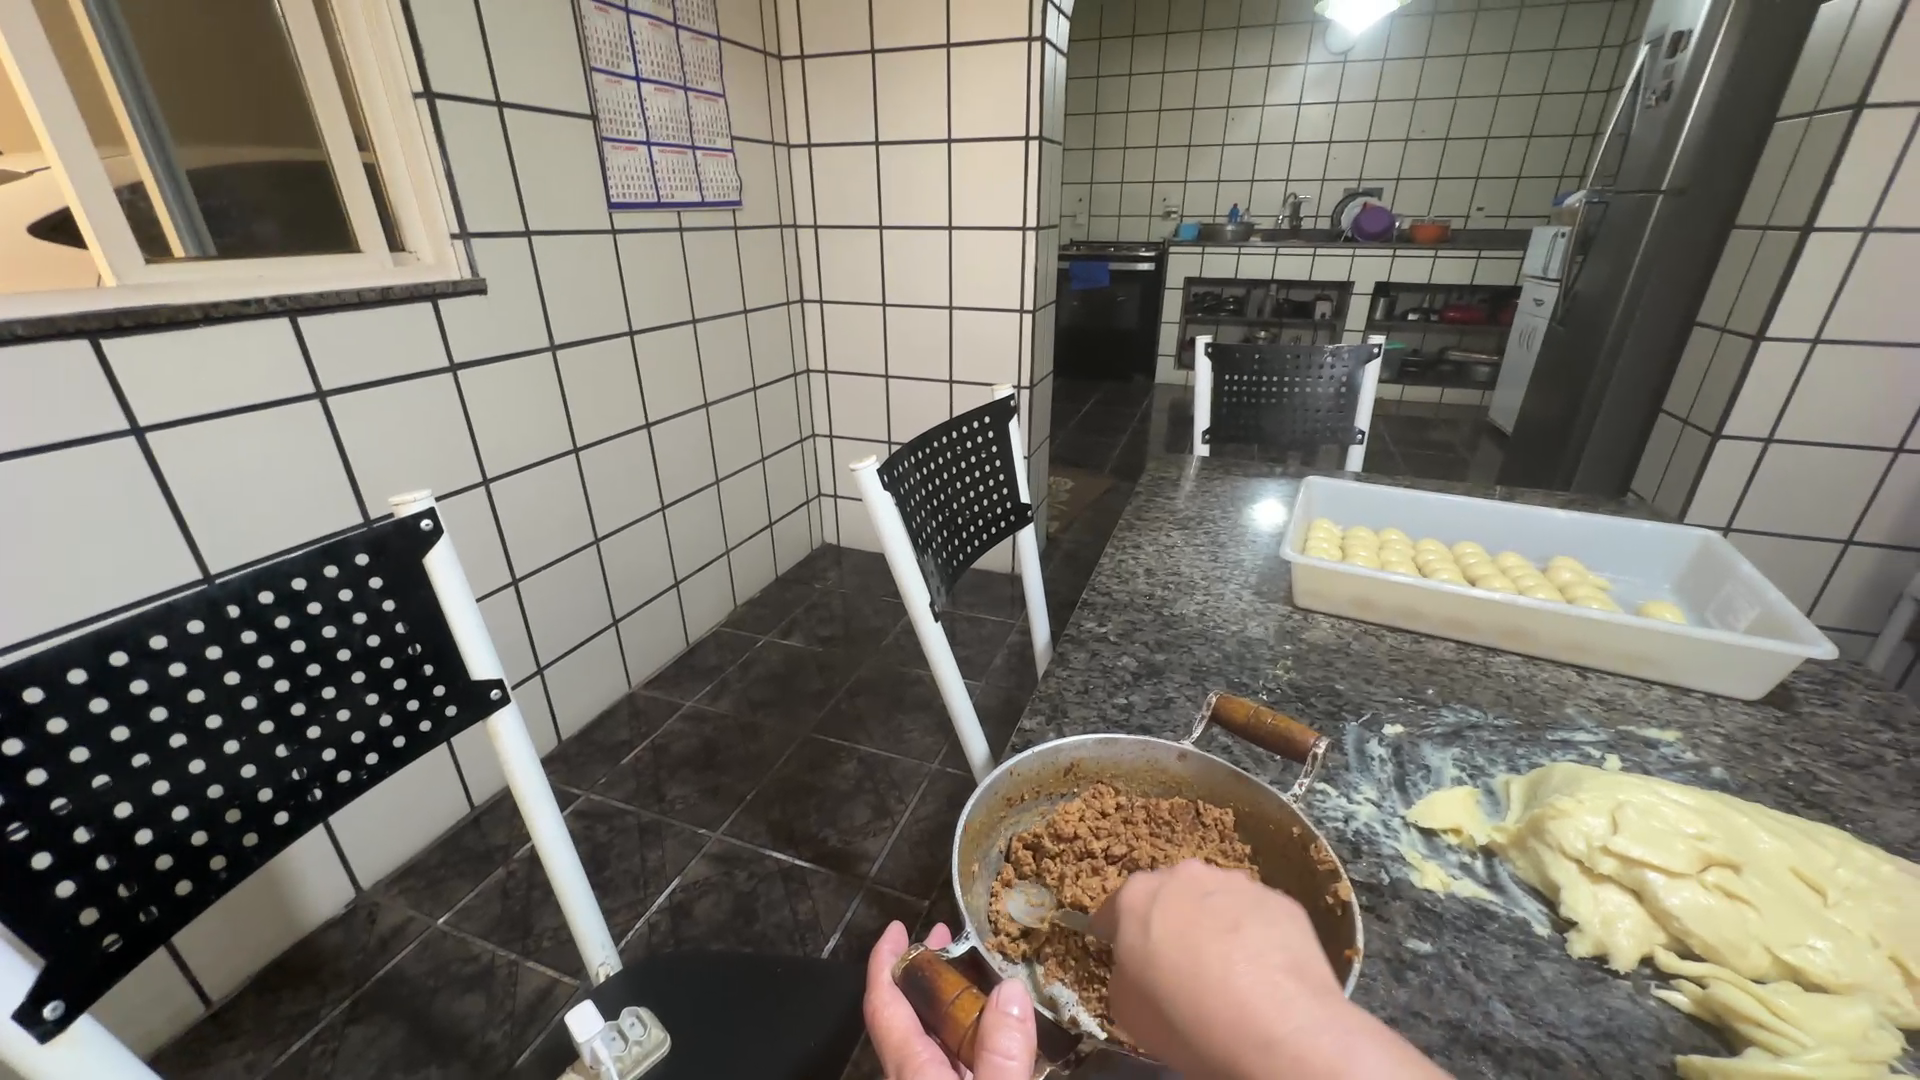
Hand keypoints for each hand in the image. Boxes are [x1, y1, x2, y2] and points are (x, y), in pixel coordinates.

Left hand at [864, 920, 1038, 1079]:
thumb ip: (1003, 1052)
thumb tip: (1010, 987)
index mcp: (911, 1072)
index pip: (883, 1005)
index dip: (885, 962)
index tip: (897, 927)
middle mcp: (909, 1079)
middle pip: (904, 1017)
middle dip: (923, 971)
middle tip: (947, 937)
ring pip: (926, 1042)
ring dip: (944, 1004)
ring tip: (973, 975)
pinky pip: (945, 1063)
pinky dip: (960, 1035)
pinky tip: (987, 1033)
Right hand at [1091, 860, 1450, 1079]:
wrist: (1282, 1035)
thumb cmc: (1190, 1028)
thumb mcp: (1130, 1015)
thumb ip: (1123, 979)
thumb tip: (1135, 970)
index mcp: (1136, 897)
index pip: (1111, 909)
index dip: (1117, 940)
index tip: (1131, 966)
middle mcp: (1183, 875)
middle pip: (1167, 897)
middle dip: (1171, 927)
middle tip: (1186, 976)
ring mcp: (1235, 883)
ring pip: (1215, 901)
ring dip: (1216, 929)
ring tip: (1236, 982)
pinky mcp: (1282, 900)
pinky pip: (1256, 915)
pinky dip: (1255, 939)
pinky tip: (1269, 980)